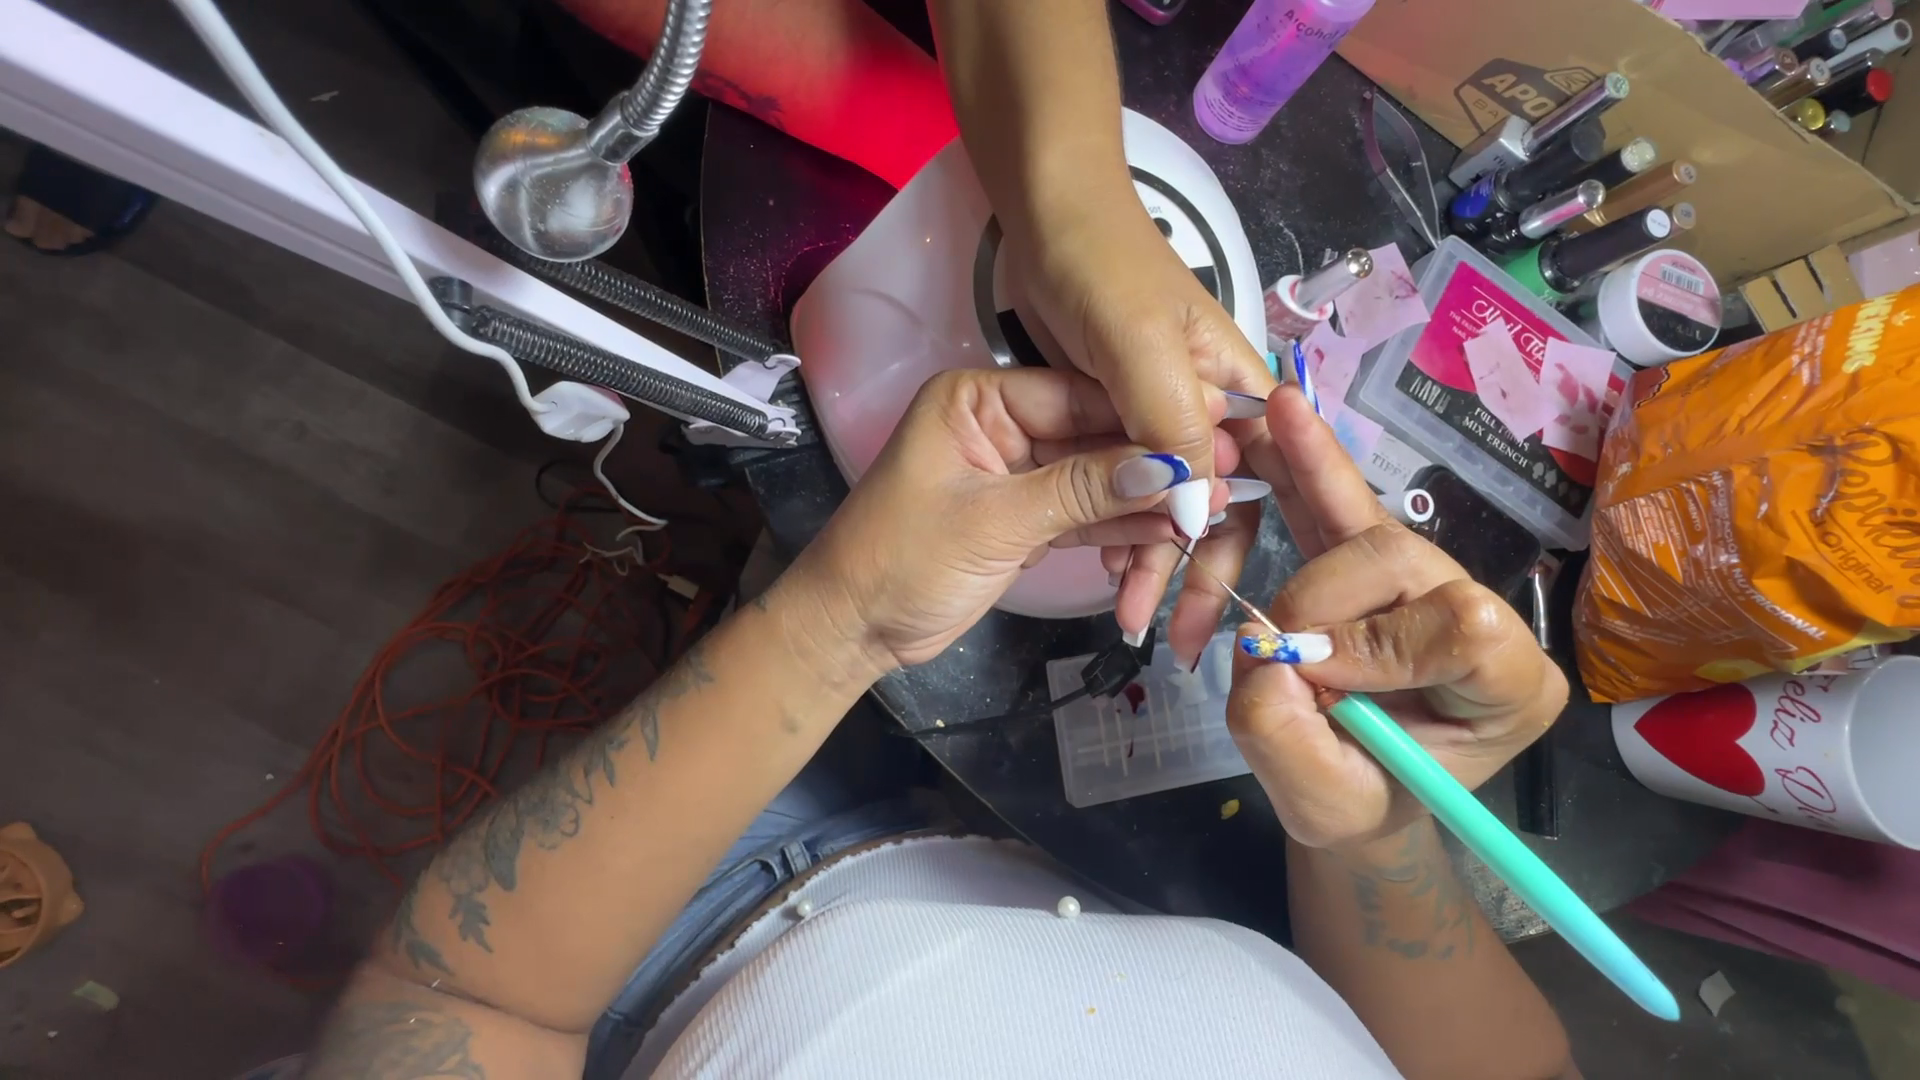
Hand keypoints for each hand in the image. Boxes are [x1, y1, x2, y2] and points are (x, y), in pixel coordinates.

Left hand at [783, 367, 1231, 673]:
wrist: (855, 628)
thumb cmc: (904, 560)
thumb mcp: (993, 519)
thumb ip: (1082, 490)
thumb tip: (1170, 469)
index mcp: (981, 399)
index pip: (1081, 396)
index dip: (1144, 424)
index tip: (1210, 444)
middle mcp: (1004, 425)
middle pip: (1096, 438)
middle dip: (1153, 469)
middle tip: (1223, 486)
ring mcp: (1018, 473)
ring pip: (1096, 479)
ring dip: (1145, 502)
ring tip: (1208, 515)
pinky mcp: (1025, 517)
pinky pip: (1082, 513)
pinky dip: (1118, 527)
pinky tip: (1167, 535)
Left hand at [1005, 186, 1275, 664]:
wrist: (1039, 219)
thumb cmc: (1096, 272)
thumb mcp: (1135, 350)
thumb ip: (1168, 428)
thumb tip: (1200, 515)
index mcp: (1223, 384)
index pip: (1249, 474)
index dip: (1233, 537)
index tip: (1216, 600)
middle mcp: (1192, 404)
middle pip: (1202, 497)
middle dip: (1188, 564)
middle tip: (1179, 631)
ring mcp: (1141, 415)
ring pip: (1154, 499)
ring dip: (1147, 554)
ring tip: (1133, 613)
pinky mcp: (1098, 424)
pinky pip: (1113, 486)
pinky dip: (1113, 527)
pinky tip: (1109, 571)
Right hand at [1227, 387, 1568, 849]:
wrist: (1354, 793)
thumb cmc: (1352, 803)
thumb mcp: (1318, 801)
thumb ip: (1285, 736)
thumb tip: (1259, 648)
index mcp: (1506, 688)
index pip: (1465, 628)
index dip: (1376, 643)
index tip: (1308, 679)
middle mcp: (1479, 619)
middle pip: (1400, 560)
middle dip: (1318, 598)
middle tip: (1269, 647)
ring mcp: (1427, 583)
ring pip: (1365, 522)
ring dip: (1303, 484)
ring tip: (1262, 425)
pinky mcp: (1373, 565)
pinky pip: (1341, 507)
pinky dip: (1309, 464)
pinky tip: (1285, 409)